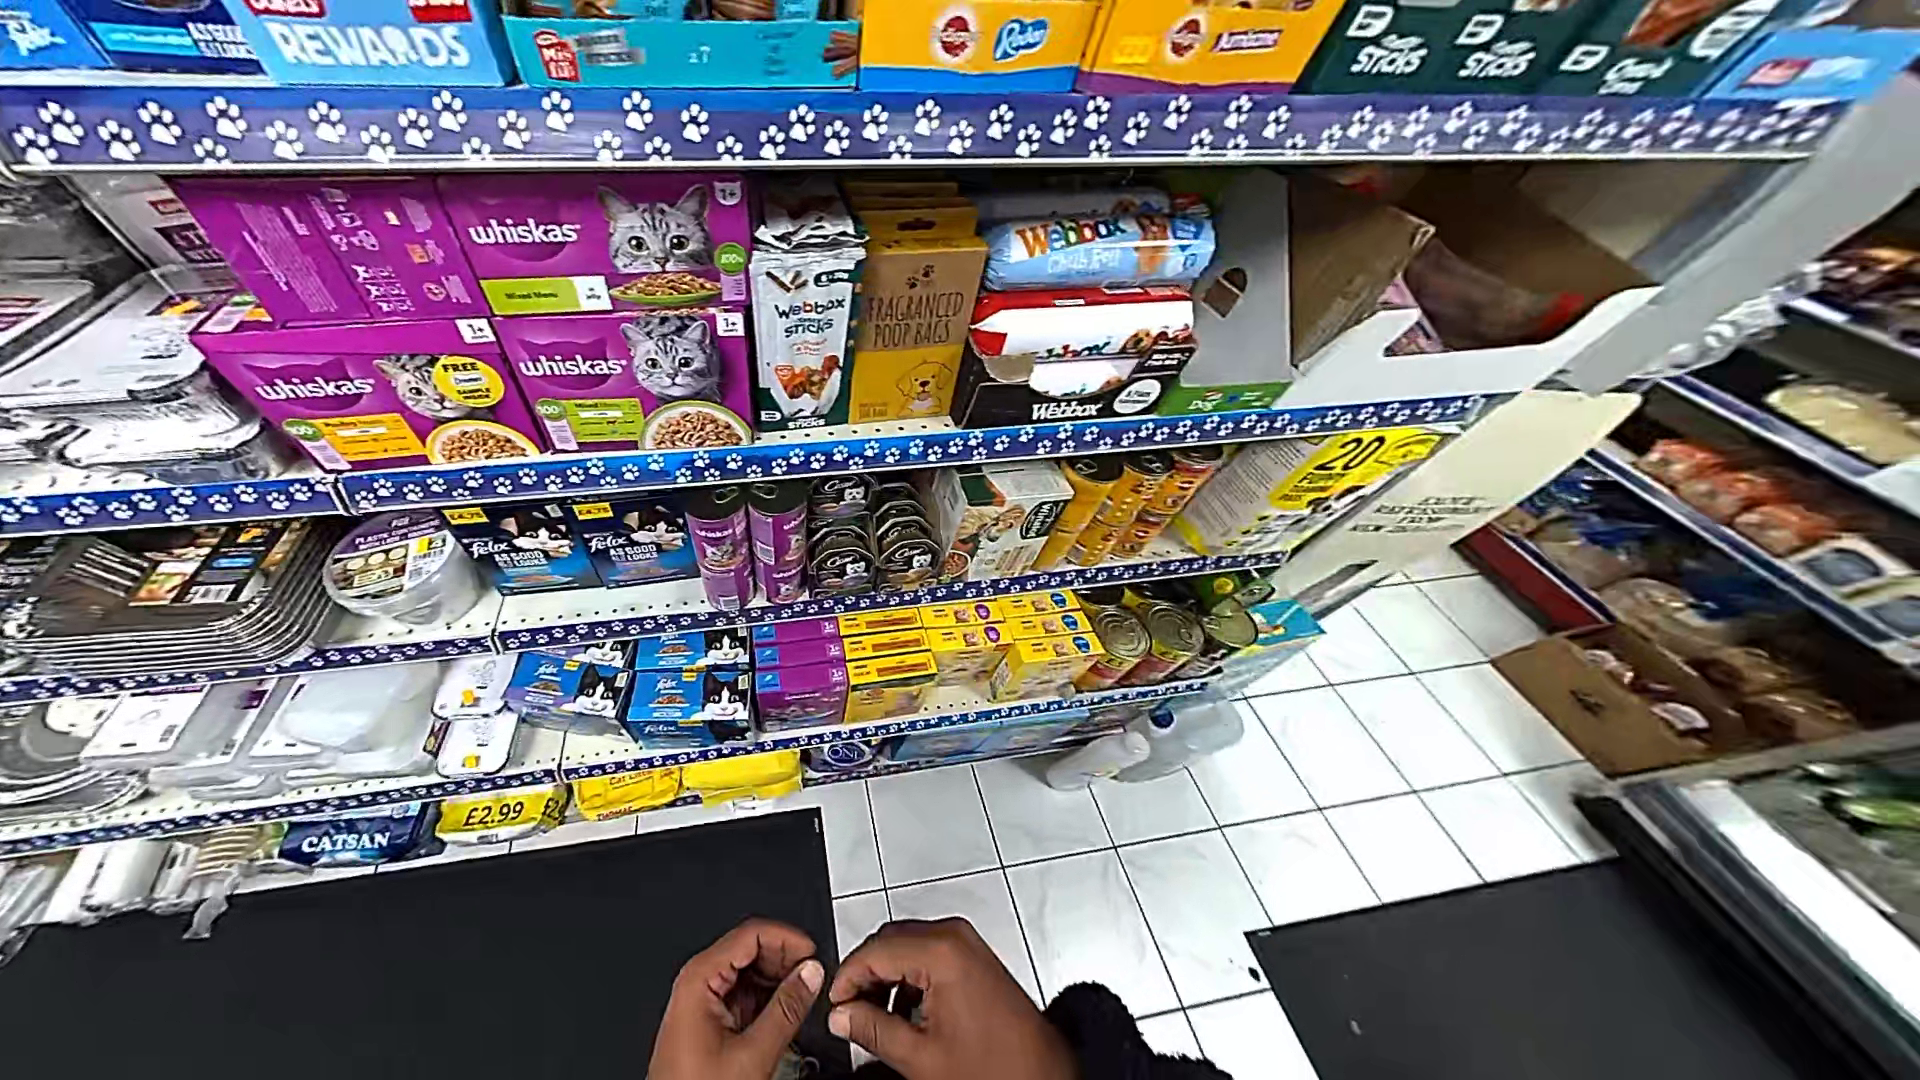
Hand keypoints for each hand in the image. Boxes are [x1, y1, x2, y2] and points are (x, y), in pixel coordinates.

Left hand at [649, 918, 824, 1079]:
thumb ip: (786, 1009)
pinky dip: (768, 998)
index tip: (811, 954)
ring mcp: (702, 1000)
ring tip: (800, 998)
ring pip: (751, 970)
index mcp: (699, 979)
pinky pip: (745, 993)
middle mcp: (698, 982)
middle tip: (810, 977)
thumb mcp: (751, 1056)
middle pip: (752, 948)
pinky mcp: (709, 1019)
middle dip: (785, 960)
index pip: (752, 933)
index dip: (787, 939)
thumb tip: (810, 973)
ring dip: (779, 980)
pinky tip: (783, 1014)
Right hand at [828, 918, 1075, 1079]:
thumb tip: (843, 1015)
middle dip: (866, 974)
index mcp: (941, 951)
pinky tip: (904, 1011)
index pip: (875, 949)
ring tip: (875, 1017)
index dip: (848, 976)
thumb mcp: (920, 1057)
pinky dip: (909, 973)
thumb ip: (873, 1030)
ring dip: (886, 974)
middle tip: (849, 1012)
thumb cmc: (996, 1065)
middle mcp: (953, 934)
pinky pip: (927, 949)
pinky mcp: (970, 951)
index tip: (834, 1003)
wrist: (1040, 1072)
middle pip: (890, 939)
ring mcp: (964, 940)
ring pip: (907, 943)